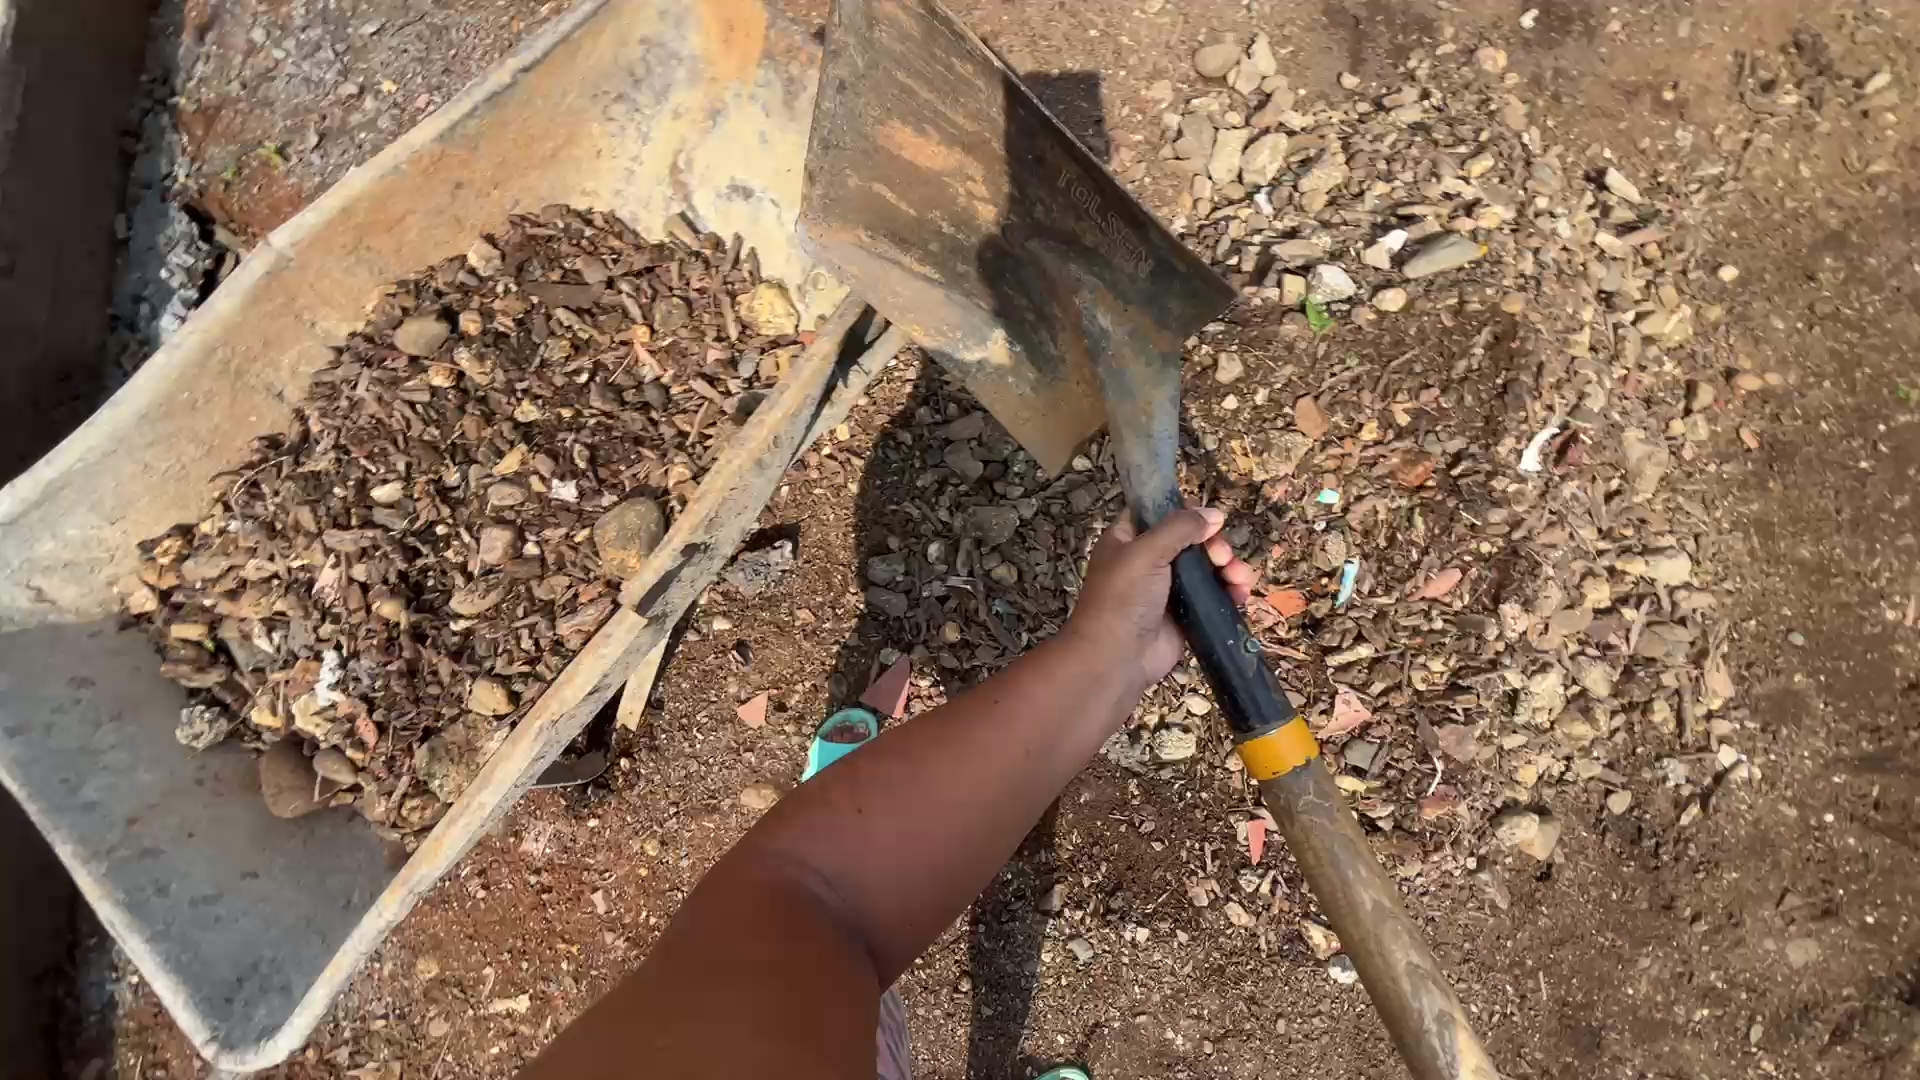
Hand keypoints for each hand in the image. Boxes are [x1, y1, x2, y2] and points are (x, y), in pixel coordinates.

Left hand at [1065, 506, 1255, 693]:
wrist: (1116, 658)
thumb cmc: (1122, 599)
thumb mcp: (1145, 553)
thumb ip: (1179, 528)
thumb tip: (1214, 514)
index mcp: (1127, 539)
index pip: (1158, 512)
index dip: (1184, 511)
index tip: (1208, 518)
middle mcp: (1147, 560)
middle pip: (1190, 539)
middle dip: (1213, 544)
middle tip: (1222, 556)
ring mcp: (1167, 588)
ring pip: (1206, 567)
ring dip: (1228, 567)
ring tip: (1238, 577)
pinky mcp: (1184, 614)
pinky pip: (1213, 595)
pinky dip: (1229, 591)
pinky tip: (1240, 593)